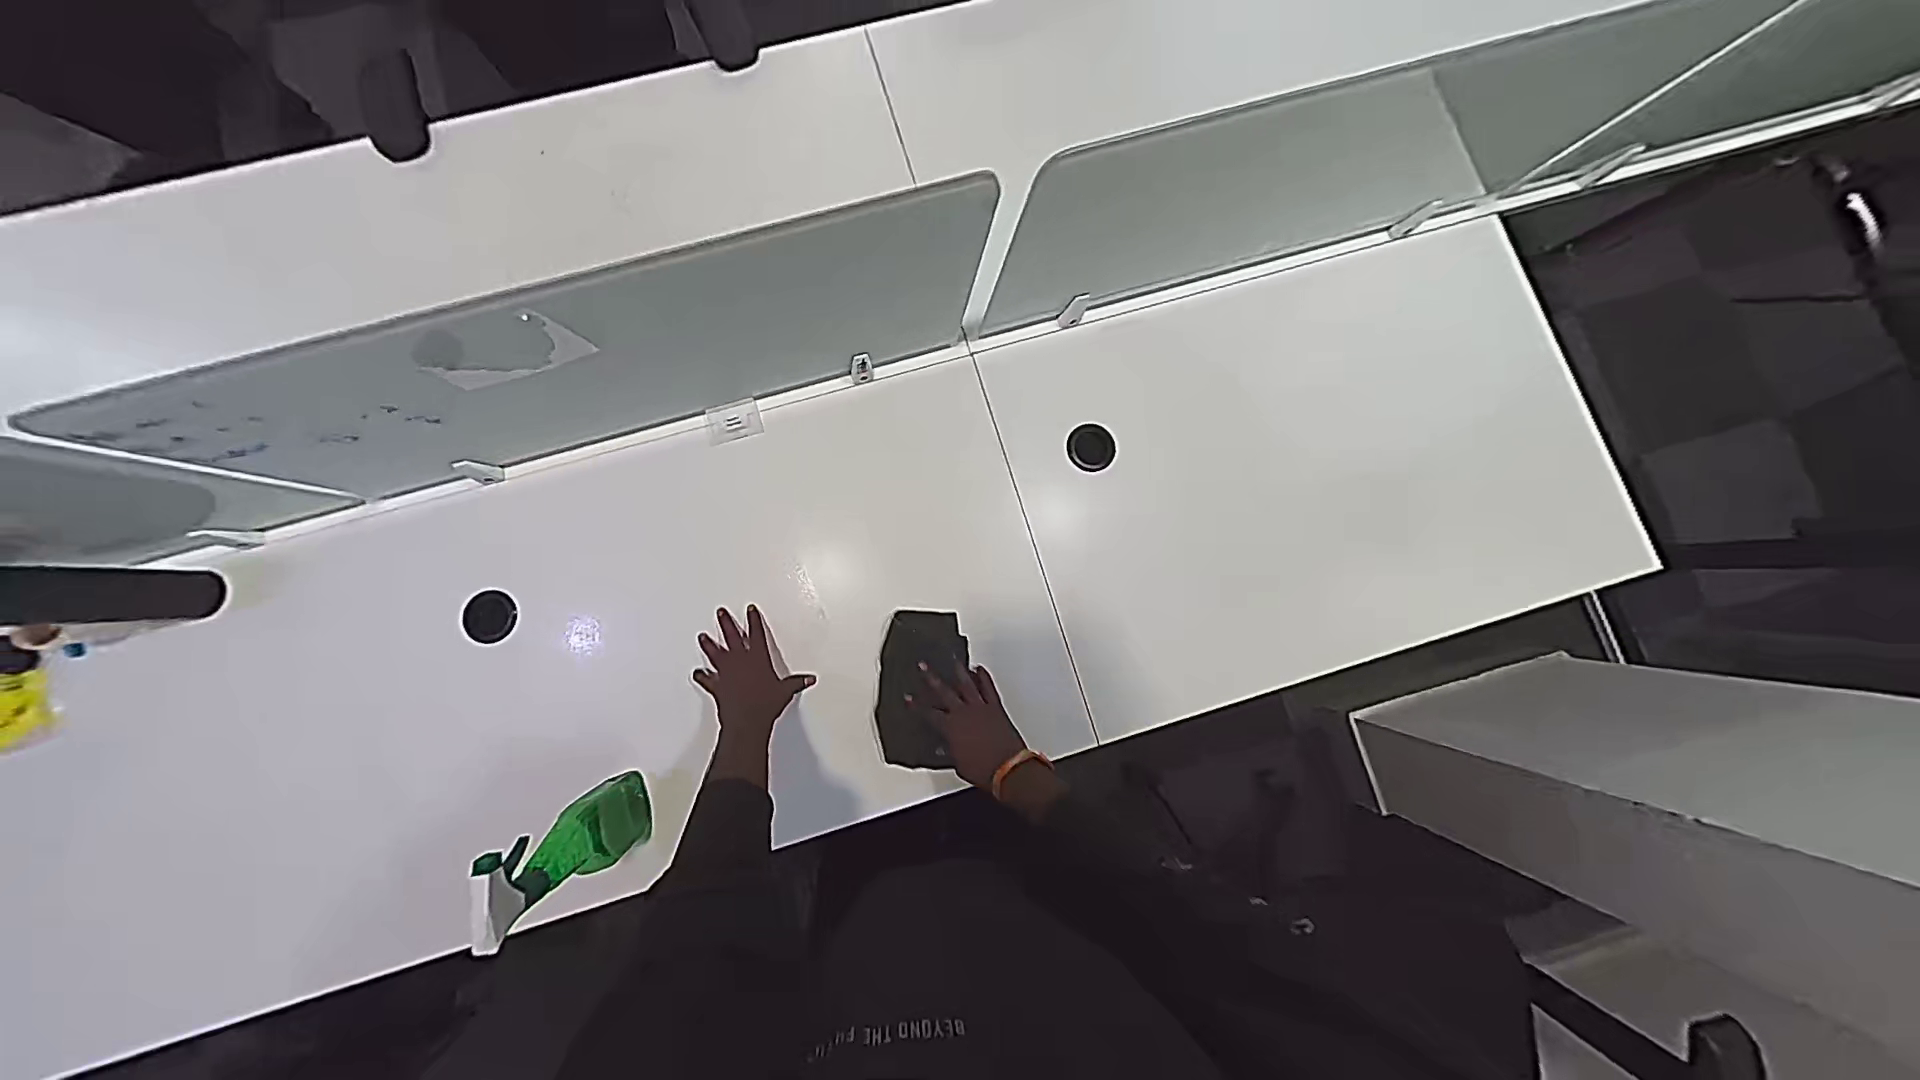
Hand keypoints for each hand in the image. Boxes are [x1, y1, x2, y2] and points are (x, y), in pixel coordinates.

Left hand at [694, 606, 814, 746]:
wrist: (747, 720)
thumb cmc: (765, 704)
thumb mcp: (786, 691)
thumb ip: (796, 683)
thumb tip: (808, 680)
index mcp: (758, 658)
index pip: (756, 633)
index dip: (753, 620)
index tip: (750, 610)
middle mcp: (740, 661)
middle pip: (732, 637)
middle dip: (726, 623)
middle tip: (721, 612)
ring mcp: (726, 672)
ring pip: (715, 653)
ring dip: (708, 644)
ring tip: (702, 636)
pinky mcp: (716, 686)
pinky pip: (706, 678)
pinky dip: (701, 675)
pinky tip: (697, 672)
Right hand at [913, 664, 1028, 789]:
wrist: (1008, 769)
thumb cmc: (983, 770)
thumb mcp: (959, 764)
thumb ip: (950, 751)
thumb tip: (945, 748)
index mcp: (950, 728)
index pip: (928, 713)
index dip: (916, 705)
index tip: (908, 697)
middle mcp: (963, 713)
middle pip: (943, 692)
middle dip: (931, 678)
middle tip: (923, 666)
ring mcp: (980, 707)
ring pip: (966, 684)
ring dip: (958, 670)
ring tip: (952, 659)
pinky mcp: (995, 707)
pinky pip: (988, 688)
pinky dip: (984, 677)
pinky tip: (979, 668)